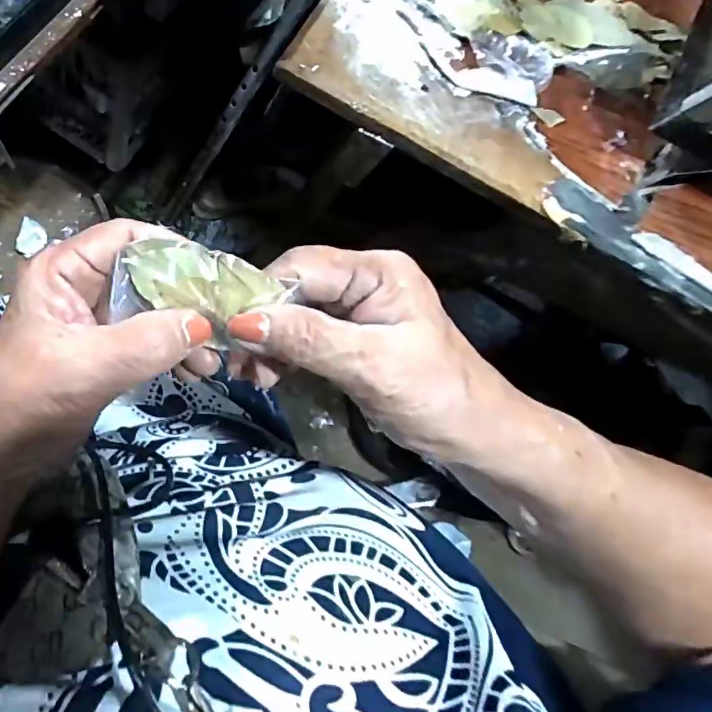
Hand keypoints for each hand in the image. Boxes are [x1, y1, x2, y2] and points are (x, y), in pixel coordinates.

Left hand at [0, 219, 214, 476]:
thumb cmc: (29, 398)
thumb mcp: (89, 365)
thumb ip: (147, 340)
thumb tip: (203, 322)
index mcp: (62, 271)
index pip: (124, 237)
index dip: (170, 248)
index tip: (212, 273)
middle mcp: (76, 286)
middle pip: (142, 272)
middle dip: (183, 296)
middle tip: (224, 320)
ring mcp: (88, 320)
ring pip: (146, 308)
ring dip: (180, 329)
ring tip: (212, 360)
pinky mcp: (98, 352)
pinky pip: (143, 339)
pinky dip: (168, 351)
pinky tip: (194, 371)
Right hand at [225, 246, 521, 460]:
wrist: (480, 443)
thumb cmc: (437, 398)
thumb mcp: (370, 367)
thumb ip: (306, 339)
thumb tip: (241, 322)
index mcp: (376, 271)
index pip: (301, 268)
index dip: (261, 296)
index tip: (231, 332)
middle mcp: (360, 280)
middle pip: (290, 288)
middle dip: (261, 324)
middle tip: (239, 361)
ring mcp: (353, 308)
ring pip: (289, 313)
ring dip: (266, 343)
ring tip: (253, 376)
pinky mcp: (346, 335)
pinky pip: (299, 335)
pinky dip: (280, 354)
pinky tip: (268, 376)